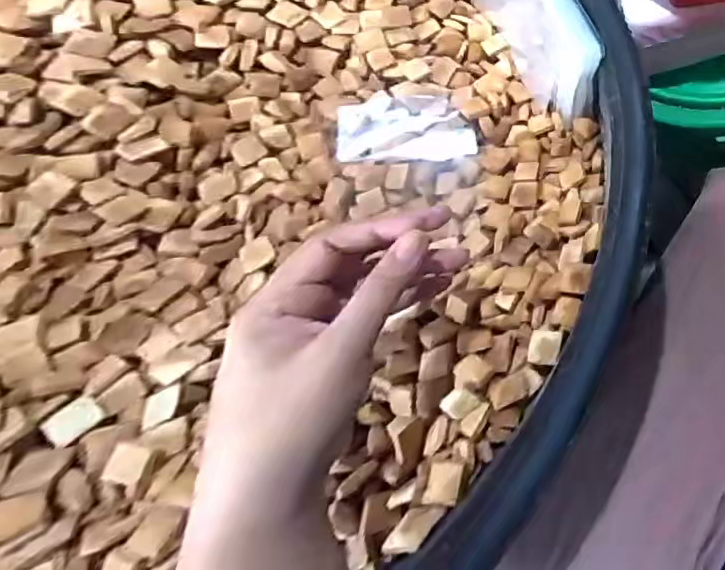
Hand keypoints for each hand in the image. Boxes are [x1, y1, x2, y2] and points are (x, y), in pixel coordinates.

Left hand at [192, 208, 467, 522]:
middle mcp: (292, 310)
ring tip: (458, 262)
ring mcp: (312, 333)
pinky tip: (436, 289)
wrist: (266, 502)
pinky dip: (402, 301)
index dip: (384, 228)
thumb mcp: (343, 347)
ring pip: (367, 288)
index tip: (433, 223)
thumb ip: (381, 289)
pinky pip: (370, 314)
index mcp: (276, 301)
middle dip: (404, 249)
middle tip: (453, 235)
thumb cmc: (294, 417)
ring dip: (411, 274)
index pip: (334, 245)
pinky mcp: (331, 355)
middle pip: (353, 264)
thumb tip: (418, 237)